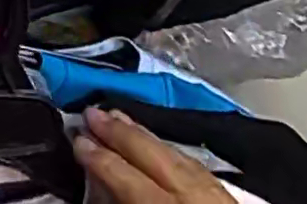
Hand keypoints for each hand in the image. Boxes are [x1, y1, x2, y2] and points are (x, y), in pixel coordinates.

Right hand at [74, 107, 235, 203]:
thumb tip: (103, 193)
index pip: (129, 180)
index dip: (101, 159)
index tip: (79, 141)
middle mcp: (193, 197)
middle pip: (151, 155)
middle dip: (119, 133)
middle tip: (92, 112)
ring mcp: (214, 195)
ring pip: (173, 153)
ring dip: (143, 134)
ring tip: (118, 117)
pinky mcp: (227, 199)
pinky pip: (192, 164)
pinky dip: (169, 149)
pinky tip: (159, 144)